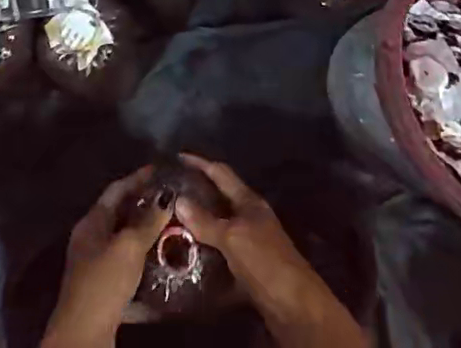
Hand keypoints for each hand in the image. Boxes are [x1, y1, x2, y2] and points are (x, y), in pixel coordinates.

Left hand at [42, 166, 171, 347]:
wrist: (84, 337)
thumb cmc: (104, 282)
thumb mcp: (129, 246)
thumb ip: (149, 219)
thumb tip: (167, 193)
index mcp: (91, 222)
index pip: (117, 189)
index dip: (139, 177)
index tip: (163, 169)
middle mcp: (91, 239)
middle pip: (121, 213)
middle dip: (146, 204)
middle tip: (173, 196)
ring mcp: (96, 265)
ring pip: (126, 239)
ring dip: (148, 231)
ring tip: (174, 223)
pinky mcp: (105, 287)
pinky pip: (128, 262)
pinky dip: (145, 256)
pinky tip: (165, 256)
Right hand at [174, 154, 367, 347]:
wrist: (293, 304)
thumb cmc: (265, 261)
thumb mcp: (234, 238)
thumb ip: (207, 221)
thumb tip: (179, 199)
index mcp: (249, 201)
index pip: (221, 173)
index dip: (200, 163)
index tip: (177, 156)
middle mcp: (248, 215)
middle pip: (218, 198)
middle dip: (194, 193)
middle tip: (166, 193)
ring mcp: (248, 240)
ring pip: (217, 225)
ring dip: (196, 223)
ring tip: (168, 222)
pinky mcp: (245, 265)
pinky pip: (218, 250)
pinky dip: (202, 249)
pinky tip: (184, 255)